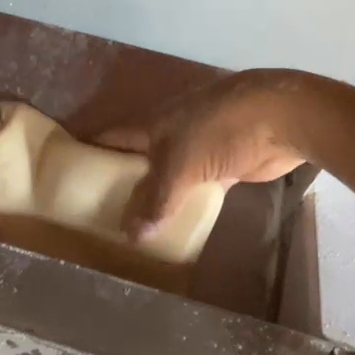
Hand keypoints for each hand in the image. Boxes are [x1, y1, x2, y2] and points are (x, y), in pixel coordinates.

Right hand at [98, 69, 312, 242]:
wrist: (283, 118)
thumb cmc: (220, 129)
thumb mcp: (179, 165)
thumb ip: (155, 200)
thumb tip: (131, 236)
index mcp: (153, 124)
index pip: (112, 138)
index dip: (92, 151)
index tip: (71, 173)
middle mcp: (171, 132)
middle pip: (139, 158)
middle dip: (123, 179)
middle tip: (103, 210)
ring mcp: (200, 145)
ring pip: (170, 173)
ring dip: (158, 193)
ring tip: (136, 221)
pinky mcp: (226, 161)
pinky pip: (198, 184)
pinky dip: (188, 200)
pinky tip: (179, 219)